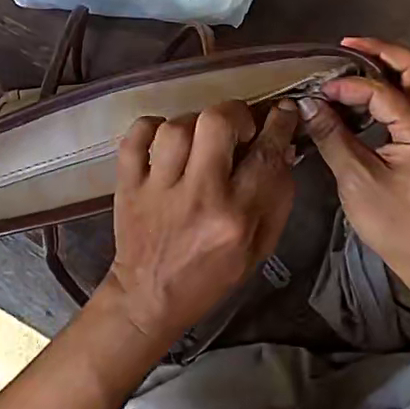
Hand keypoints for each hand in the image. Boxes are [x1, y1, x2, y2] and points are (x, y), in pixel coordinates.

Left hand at [101, 100, 299, 346]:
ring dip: (194, 124)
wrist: (150, 297)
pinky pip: (135, 137)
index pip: (265, 153)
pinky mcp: (127, 185)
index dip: (278, 123)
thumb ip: (277, 196)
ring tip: (199, 140)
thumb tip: (282, 147)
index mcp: (237, 216)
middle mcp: (198, 196)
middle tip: (236, 128)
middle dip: (234, 113)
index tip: (282, 111)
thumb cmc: (211, 274)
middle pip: (216, 122)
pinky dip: (150, 126)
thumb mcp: (260, 246)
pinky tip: (163, 139)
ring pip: (177, 127)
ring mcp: (157, 189)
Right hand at [298, 38, 409, 289]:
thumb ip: (332, 136)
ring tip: (349, 66)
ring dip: (384, 71)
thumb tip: (308, 103)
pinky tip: (358, 102)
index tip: (317, 92)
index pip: (381, 91)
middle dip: (381, 52)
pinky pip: (407, 106)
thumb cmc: (394, 222)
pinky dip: (384, 94)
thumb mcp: (357, 179)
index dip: (347, 86)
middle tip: (346, 44)